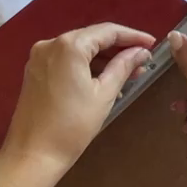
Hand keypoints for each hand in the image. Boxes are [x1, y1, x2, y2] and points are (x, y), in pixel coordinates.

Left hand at [0, 23, 155, 186]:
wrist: (33, 154)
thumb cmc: (73, 125)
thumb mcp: (104, 94)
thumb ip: (123, 66)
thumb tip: (141, 52)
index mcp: (69, 45)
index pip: (107, 31)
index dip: (132, 36)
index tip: (152, 43)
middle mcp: (50, 43)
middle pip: (91, 38)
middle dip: (118, 49)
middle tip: (142, 61)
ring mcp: (39, 57)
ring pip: (79, 50)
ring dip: (103, 59)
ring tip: (128, 74)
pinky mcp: (35, 71)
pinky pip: (66, 61)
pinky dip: (85, 67)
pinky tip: (104, 80)